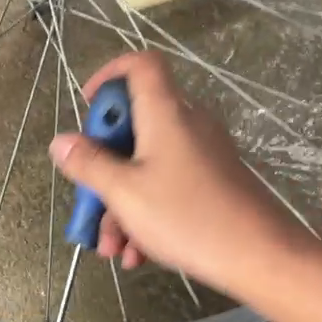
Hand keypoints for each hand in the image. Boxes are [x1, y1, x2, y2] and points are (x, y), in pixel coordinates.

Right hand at [47, 50, 314, 292]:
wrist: (260, 256)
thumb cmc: (187, 217)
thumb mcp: (124, 193)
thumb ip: (89, 164)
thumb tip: (60, 141)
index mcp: (165, 113)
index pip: (140, 65)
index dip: (109, 75)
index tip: (86, 108)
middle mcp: (186, 124)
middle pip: (134, 124)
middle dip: (103, 165)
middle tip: (89, 198)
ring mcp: (202, 154)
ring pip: (146, 164)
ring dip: (120, 203)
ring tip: (111, 248)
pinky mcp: (212, 181)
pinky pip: (167, 184)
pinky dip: (145, 212)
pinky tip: (137, 254)